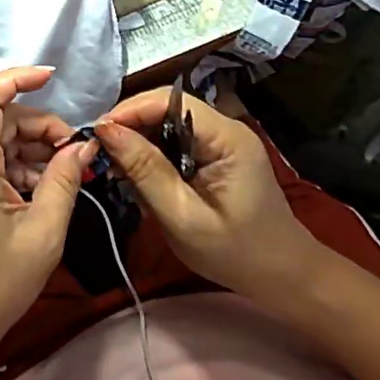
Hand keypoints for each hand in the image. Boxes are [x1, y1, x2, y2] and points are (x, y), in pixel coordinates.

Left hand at [0, 67, 95, 369]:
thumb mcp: (42, 231)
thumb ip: (64, 180)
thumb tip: (84, 146)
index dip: (18, 77)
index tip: (53, 76)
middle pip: (1, 120)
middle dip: (43, 128)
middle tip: (78, 156)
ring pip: (0, 143)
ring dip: (36, 151)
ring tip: (70, 176)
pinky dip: (23, 169)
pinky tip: (48, 191)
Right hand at [94, 89, 324, 299]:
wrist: (282, 278)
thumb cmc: (236, 253)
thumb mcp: (183, 217)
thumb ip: (146, 171)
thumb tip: (106, 130)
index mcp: (227, 137)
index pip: (169, 101)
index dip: (129, 110)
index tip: (97, 134)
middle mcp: (224, 128)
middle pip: (165, 108)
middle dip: (129, 126)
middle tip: (100, 154)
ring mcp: (220, 140)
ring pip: (165, 123)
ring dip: (137, 141)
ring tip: (114, 168)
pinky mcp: (214, 155)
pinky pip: (173, 141)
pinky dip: (151, 155)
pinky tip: (136, 176)